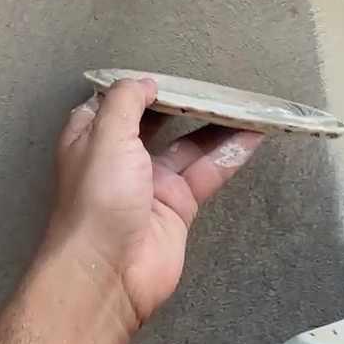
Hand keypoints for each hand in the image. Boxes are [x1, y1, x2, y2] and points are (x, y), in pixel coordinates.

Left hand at [46, 79, 264, 329]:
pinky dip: (229, 153)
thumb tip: (145, 82)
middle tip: (212, 84)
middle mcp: (119, 158)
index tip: (166, 72)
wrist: (109, 271)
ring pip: (187, 146)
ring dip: (214, 125)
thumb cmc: (97, 199)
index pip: (115, 103)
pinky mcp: (177, 206)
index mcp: (91, 137)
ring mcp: (150, 183)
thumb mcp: (105, 135)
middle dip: (182, 104)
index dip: (138, 87)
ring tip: (244, 103)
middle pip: (156, 122)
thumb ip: (126, 101)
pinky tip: (252, 134)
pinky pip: (206, 172)